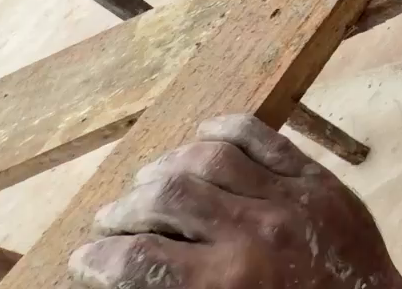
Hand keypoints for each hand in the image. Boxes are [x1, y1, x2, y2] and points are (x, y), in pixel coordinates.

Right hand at [68, 115, 401, 288]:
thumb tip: (131, 273)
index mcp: (220, 284)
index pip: (139, 260)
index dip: (100, 257)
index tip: (85, 255)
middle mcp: (250, 233)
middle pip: (169, 197)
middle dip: (127, 206)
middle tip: (111, 215)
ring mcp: (287, 197)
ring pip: (213, 158)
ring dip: (169, 164)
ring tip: (149, 176)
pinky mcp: (316, 176)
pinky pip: (267, 138)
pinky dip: (230, 128)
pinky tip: (205, 131)